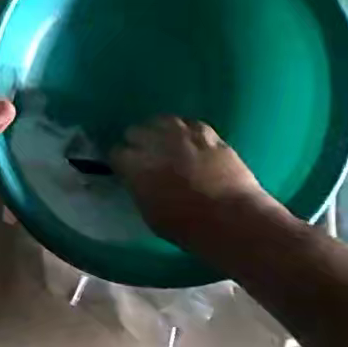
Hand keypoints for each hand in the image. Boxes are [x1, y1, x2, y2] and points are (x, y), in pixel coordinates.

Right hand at [112, 116, 290, 248]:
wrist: (231, 219)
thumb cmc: (185, 226)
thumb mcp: (149, 211)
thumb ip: (139, 188)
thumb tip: (139, 180)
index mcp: (134, 166)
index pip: (116, 153)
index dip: (122, 162)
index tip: (127, 170)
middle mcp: (154, 143)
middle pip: (135, 131)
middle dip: (138, 142)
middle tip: (147, 157)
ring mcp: (182, 135)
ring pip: (161, 121)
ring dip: (161, 131)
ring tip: (167, 144)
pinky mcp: (207, 133)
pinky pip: (189, 123)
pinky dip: (187, 131)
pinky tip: (192, 142)